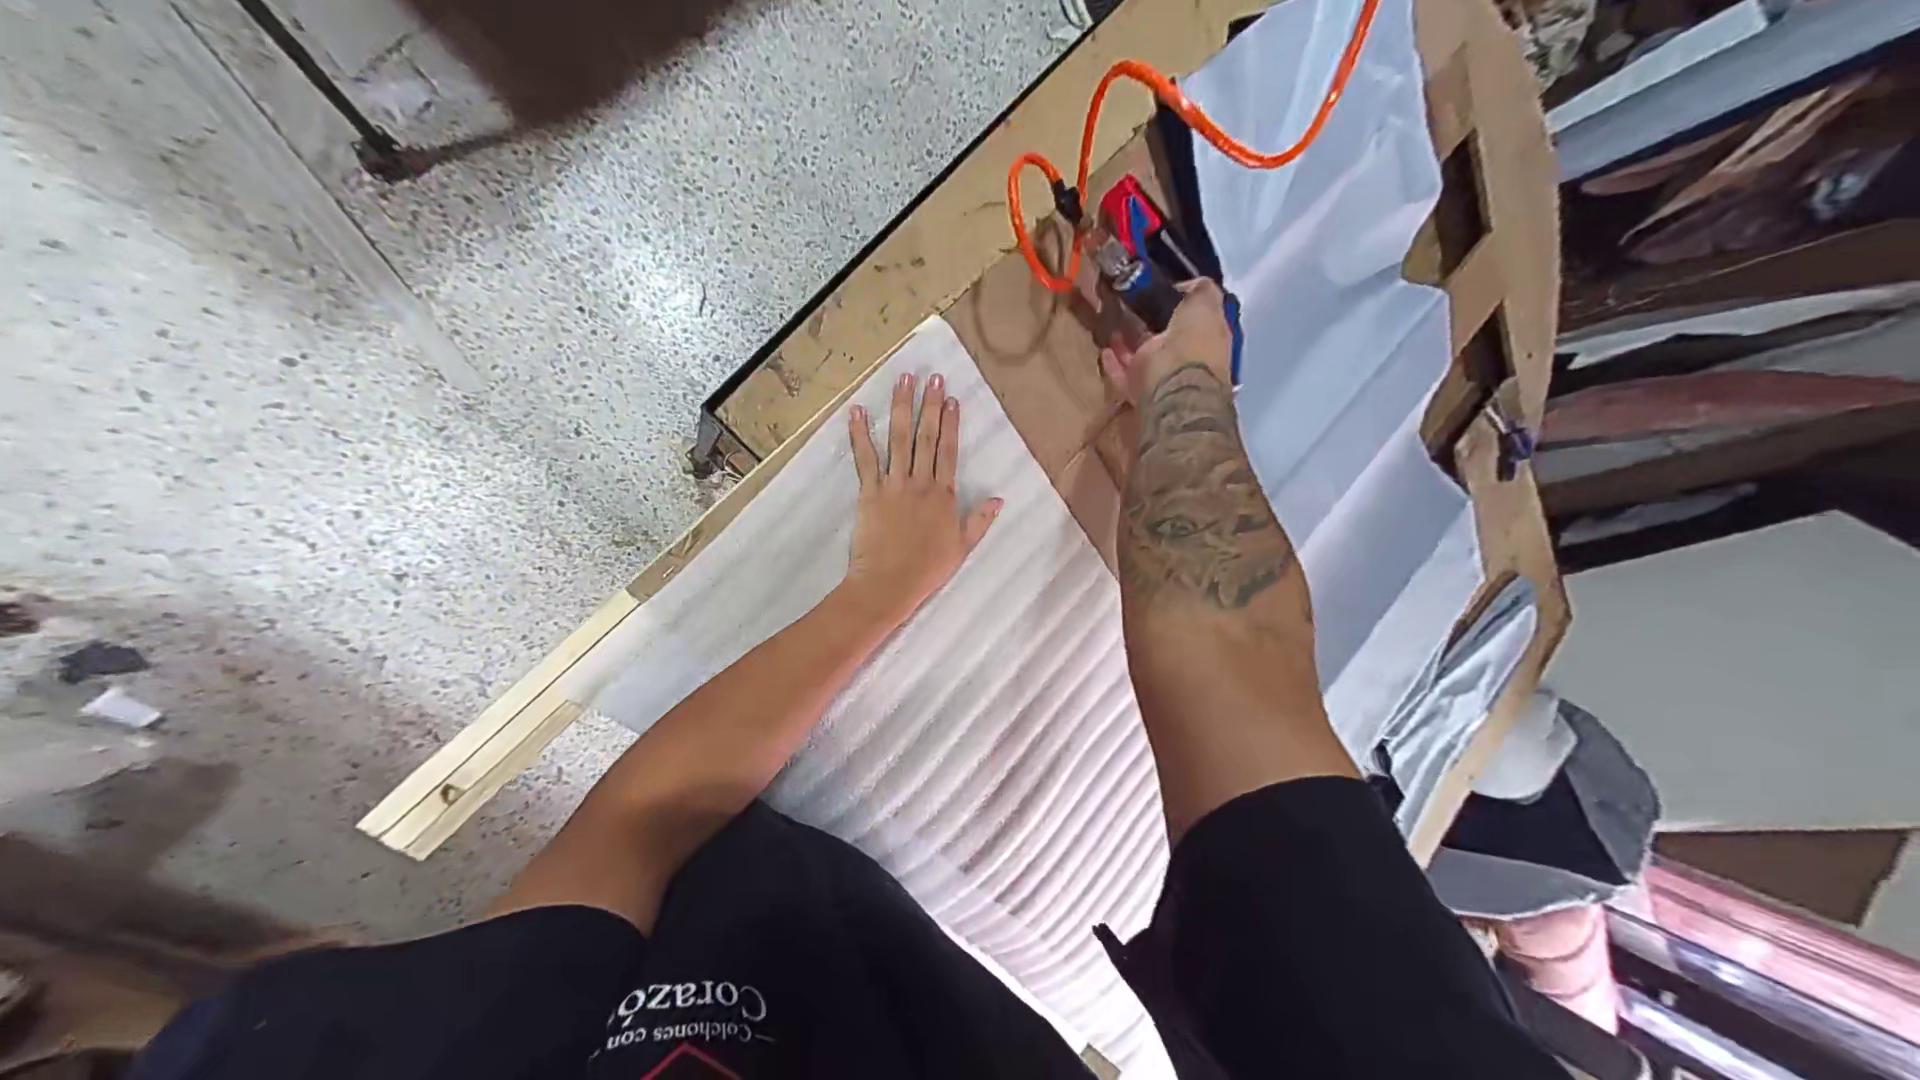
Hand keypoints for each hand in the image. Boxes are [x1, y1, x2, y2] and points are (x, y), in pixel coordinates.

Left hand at [842, 372, 1002, 627]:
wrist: (890, 584)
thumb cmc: (927, 570)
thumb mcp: (962, 547)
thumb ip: (980, 520)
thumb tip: (999, 499)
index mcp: (944, 495)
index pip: (949, 451)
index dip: (951, 423)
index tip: (951, 398)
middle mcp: (921, 483)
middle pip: (926, 437)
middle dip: (929, 405)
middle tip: (931, 377)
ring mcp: (894, 485)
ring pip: (899, 439)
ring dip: (901, 408)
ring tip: (902, 380)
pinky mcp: (870, 492)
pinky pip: (865, 458)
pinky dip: (860, 434)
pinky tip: (857, 411)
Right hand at [1100, 279, 1233, 406]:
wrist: (1175, 394)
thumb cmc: (1194, 344)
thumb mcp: (1205, 304)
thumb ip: (1200, 291)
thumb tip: (1188, 283)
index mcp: (1207, 336)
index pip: (1193, 316)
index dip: (1176, 301)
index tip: (1156, 288)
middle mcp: (1187, 358)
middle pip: (1165, 337)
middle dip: (1148, 322)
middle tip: (1127, 305)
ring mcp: (1164, 378)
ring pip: (1143, 356)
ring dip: (1128, 341)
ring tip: (1112, 323)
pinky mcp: (1140, 393)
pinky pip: (1125, 375)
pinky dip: (1115, 363)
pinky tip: (1105, 350)